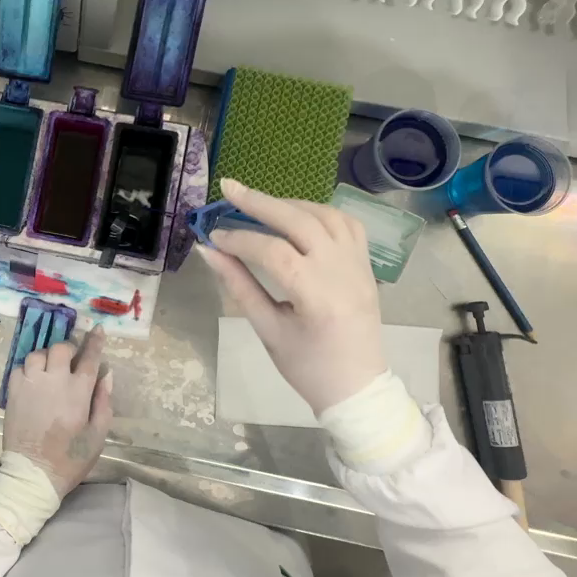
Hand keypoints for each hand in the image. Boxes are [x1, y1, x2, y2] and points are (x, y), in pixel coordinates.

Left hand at [2, 328, 114, 496]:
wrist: (33, 474)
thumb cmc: (70, 458)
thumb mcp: (98, 435)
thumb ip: (103, 402)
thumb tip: (106, 375)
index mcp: (78, 391)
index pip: (89, 357)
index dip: (94, 341)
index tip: (97, 330)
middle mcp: (53, 380)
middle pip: (60, 348)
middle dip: (69, 349)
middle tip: (71, 359)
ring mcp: (30, 384)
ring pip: (37, 354)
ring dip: (47, 357)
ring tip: (50, 369)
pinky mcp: (13, 392)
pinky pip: (19, 368)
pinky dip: (28, 369)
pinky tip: (34, 380)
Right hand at [196, 178, 387, 413]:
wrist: (357, 387)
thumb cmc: (307, 367)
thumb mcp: (267, 329)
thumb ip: (239, 286)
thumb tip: (209, 252)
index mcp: (316, 296)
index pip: (273, 252)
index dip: (239, 239)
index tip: (212, 236)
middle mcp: (342, 272)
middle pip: (300, 221)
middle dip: (260, 202)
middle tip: (228, 188)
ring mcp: (359, 265)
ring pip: (326, 215)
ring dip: (290, 204)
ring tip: (259, 203)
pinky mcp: (366, 265)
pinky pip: (347, 224)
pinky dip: (319, 212)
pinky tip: (296, 215)